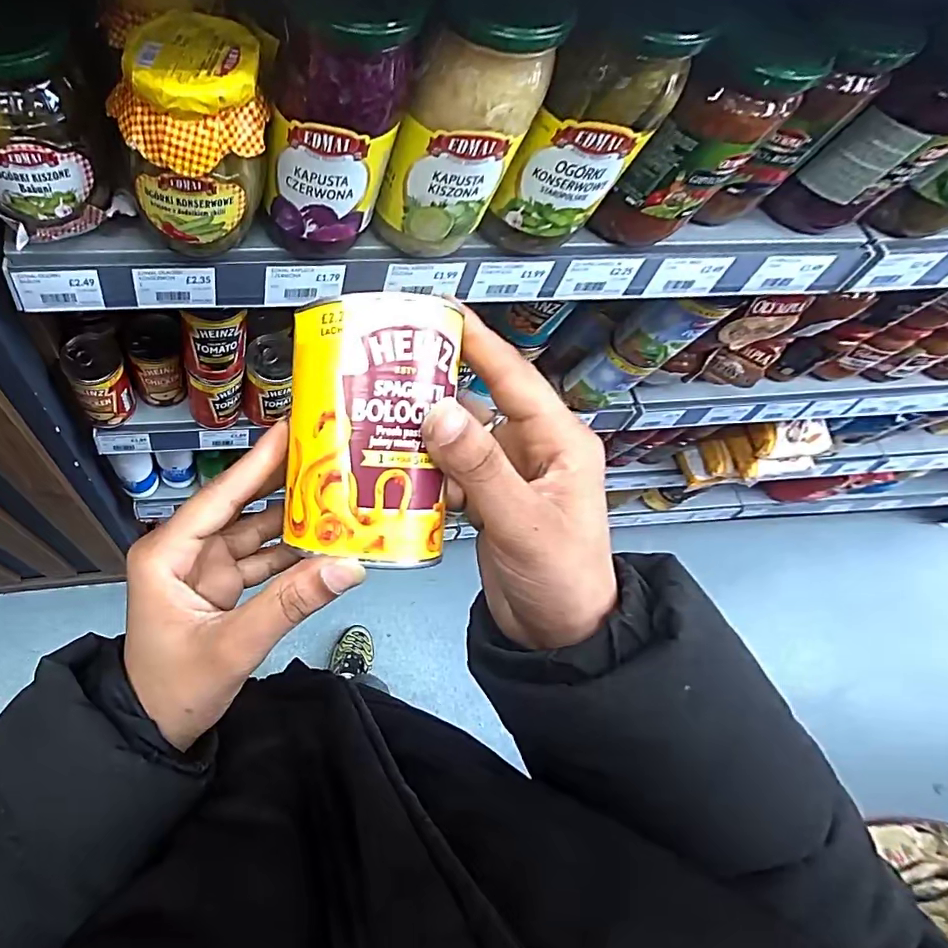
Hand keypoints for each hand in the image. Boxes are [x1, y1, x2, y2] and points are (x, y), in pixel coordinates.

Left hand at [124, 426, 365, 748]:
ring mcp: (204, 570)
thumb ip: (289, 604)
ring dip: (290, 520)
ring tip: (335, 494)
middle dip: (278, 484)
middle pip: (237, 509)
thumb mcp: (233, 646)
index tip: (288, 430)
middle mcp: (183, 552)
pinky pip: (259, 562)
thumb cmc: (175, 688)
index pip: (217, 499)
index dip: (254, 464)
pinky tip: (322, 543)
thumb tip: (348, 567)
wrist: (152, 729)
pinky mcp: (220, 588)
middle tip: (323, 454)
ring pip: (252, 535)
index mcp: (165, 554)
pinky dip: (288, 555)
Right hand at [422, 311, 616, 649]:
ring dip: (422, 437)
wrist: (559, 633)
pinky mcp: (485, 501)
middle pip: (475, 405)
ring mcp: (505, 477)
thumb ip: (481, 468)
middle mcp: (530, 452)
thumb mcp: (524, 521)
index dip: (478, 342)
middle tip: (389, 377)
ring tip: (381, 426)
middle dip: (434, 392)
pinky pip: (448, 473)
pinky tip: (398, 476)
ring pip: (456, 441)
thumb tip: (440, 414)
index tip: (442, 314)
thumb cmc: (566, 579)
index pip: (514, 377)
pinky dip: (423, 473)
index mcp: (558, 443)